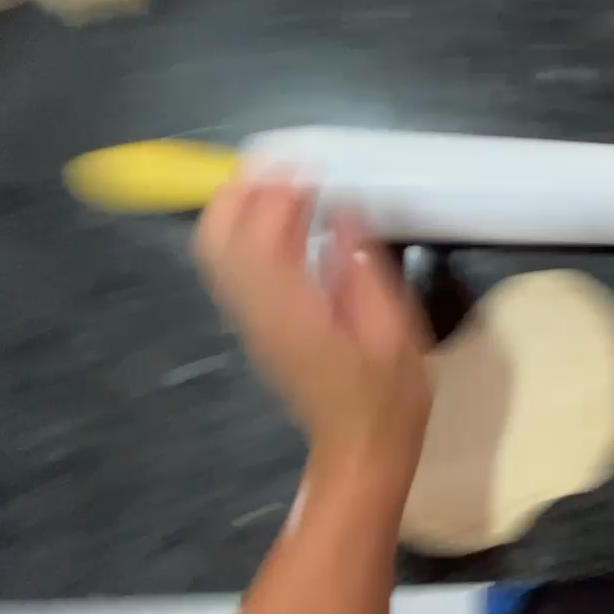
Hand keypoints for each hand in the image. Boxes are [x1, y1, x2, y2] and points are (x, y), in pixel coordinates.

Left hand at [193, 178, 432, 488]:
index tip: (309, 166)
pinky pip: (228, 267)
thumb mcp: (397, 333)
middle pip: (223, 232)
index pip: (266, 231)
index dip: (280, 190)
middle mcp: (259, 307)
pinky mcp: (254, 325)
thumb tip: (345, 217)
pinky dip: (238, 233)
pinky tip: (270, 227)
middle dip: (244, 189)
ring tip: (275, 186)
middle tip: (282, 166)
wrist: (360, 447)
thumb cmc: (390, 397)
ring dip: (236, 207)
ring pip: (216, 247)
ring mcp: (250, 317)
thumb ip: (365, 272)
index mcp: (296, 307)